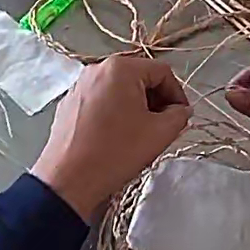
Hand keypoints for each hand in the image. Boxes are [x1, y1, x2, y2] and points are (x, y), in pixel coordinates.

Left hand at [33, 55, 191, 221]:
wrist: (67, 181)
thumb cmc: (116, 152)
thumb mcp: (161, 133)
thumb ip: (180, 115)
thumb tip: (180, 110)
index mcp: (121, 68)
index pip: (163, 72)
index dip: (178, 94)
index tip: (182, 116)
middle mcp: (97, 69)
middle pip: (140, 77)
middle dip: (157, 100)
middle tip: (165, 124)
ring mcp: (79, 86)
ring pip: (120, 89)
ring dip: (137, 106)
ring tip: (142, 132)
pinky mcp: (68, 104)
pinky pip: (101, 100)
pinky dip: (115, 112)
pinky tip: (118, 136)